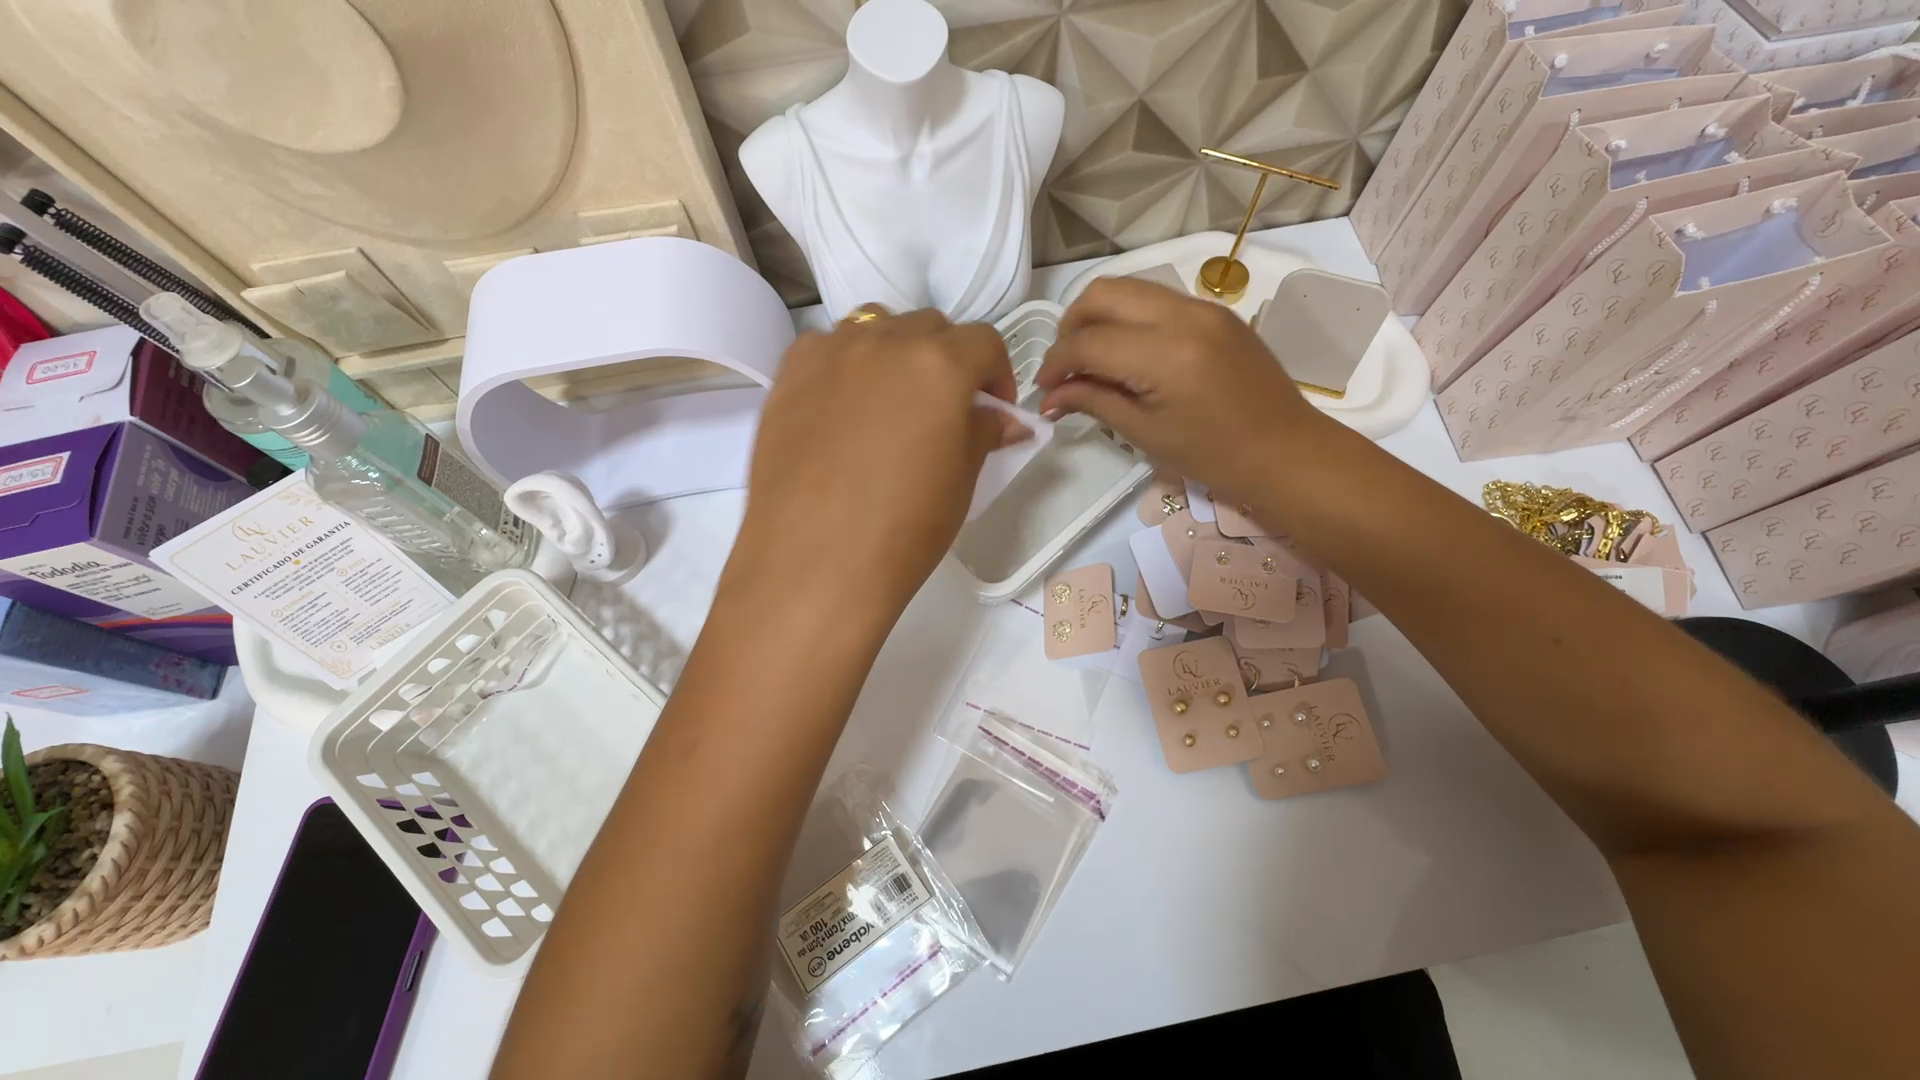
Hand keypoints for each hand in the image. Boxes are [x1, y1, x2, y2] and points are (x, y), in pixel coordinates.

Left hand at [729, 307, 1025, 622]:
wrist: (816, 562)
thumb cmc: (904, 528)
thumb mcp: (959, 481)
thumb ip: (982, 433)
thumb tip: (1003, 418)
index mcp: (940, 364)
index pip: (983, 342)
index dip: (997, 374)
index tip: (993, 410)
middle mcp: (884, 341)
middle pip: (928, 327)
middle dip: (947, 359)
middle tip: (943, 409)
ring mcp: (830, 353)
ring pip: (874, 328)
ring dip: (894, 353)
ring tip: (890, 403)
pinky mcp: (788, 375)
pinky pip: (826, 348)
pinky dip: (844, 365)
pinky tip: (842, 409)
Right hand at [1036, 277, 1325, 502]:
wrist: (1286, 452)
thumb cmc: (1214, 456)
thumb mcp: (1145, 433)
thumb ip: (1094, 402)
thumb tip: (1050, 396)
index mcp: (1165, 354)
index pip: (1088, 342)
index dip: (1056, 363)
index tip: (1043, 390)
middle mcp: (1183, 316)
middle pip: (1103, 294)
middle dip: (1072, 326)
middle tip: (1064, 366)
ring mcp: (1203, 307)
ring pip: (1130, 289)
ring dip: (1099, 317)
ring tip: (1092, 359)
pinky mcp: (1216, 311)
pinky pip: (1158, 299)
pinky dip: (1130, 318)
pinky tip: (1128, 354)